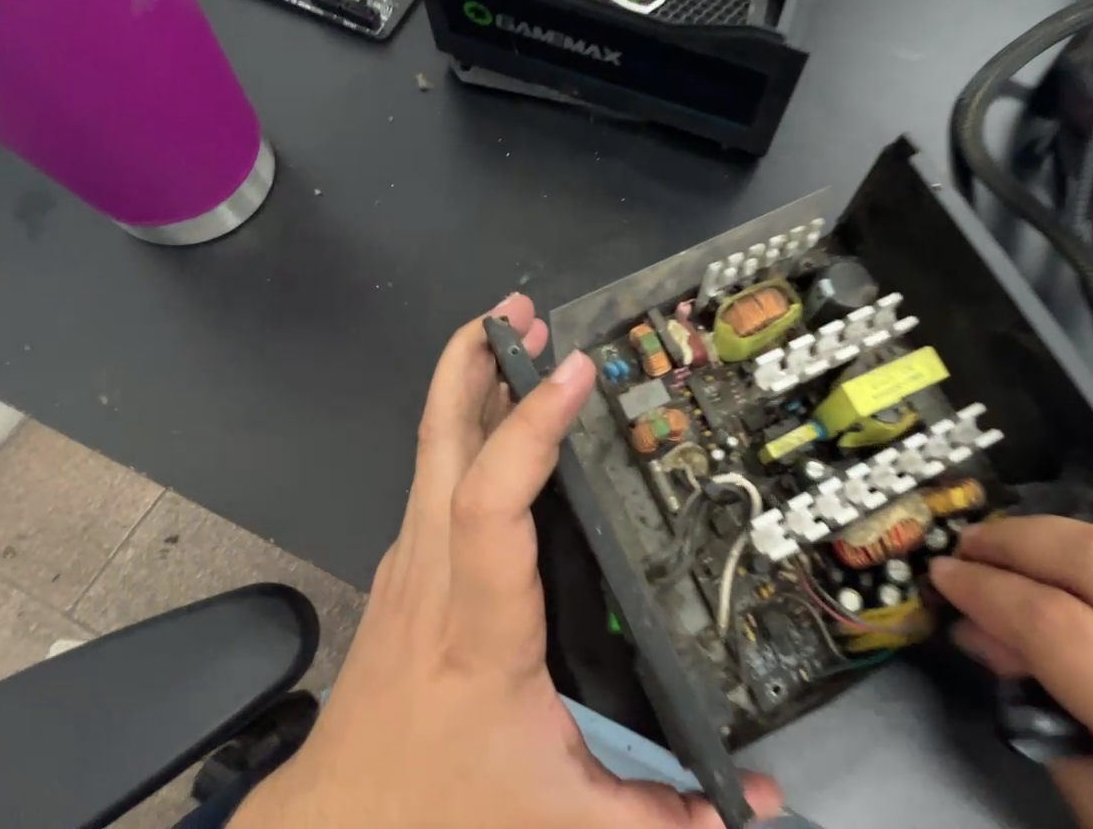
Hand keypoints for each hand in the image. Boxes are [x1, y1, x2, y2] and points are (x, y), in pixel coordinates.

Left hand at [231, 295, 781, 828]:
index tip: (575, 372)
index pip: (492, 502)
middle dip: (479, 361)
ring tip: (514, 332)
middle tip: (526, 313)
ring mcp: (409, 564)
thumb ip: (665, 811)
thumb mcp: (564, 819)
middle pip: (440, 442)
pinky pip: (431, 473)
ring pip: (429, 447)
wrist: (335, 825)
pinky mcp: (404, 568)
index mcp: (479, 625)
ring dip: (467, 379)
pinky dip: (461, 422)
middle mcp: (432, 574)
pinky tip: (494, 414)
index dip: (530, 428)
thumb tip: (757, 805)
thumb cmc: (441, 809)